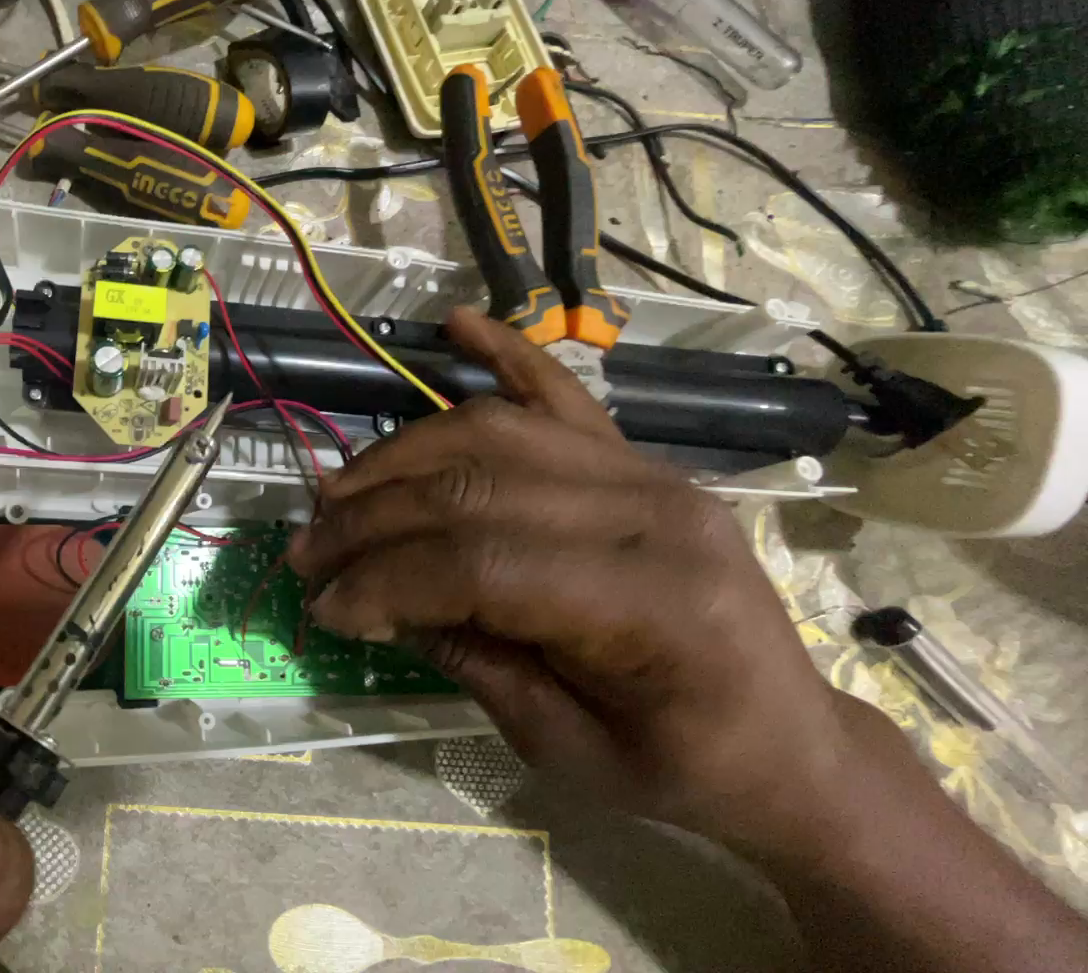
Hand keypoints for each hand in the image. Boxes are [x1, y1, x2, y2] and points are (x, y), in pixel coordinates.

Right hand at [286, 308, 866, 850]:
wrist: (787, 743)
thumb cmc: (679, 766)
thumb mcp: (562, 747)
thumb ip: (465, 659)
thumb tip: (366, 601)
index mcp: (650, 605)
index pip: (479, 565)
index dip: (382, 581)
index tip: (323, 608)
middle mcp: (651, 513)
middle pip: (472, 488)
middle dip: (369, 520)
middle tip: (306, 551)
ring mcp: (646, 472)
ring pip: (491, 433)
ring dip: (397, 457)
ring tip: (337, 492)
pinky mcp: (637, 459)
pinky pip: (559, 392)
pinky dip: (501, 354)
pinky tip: (455, 325)